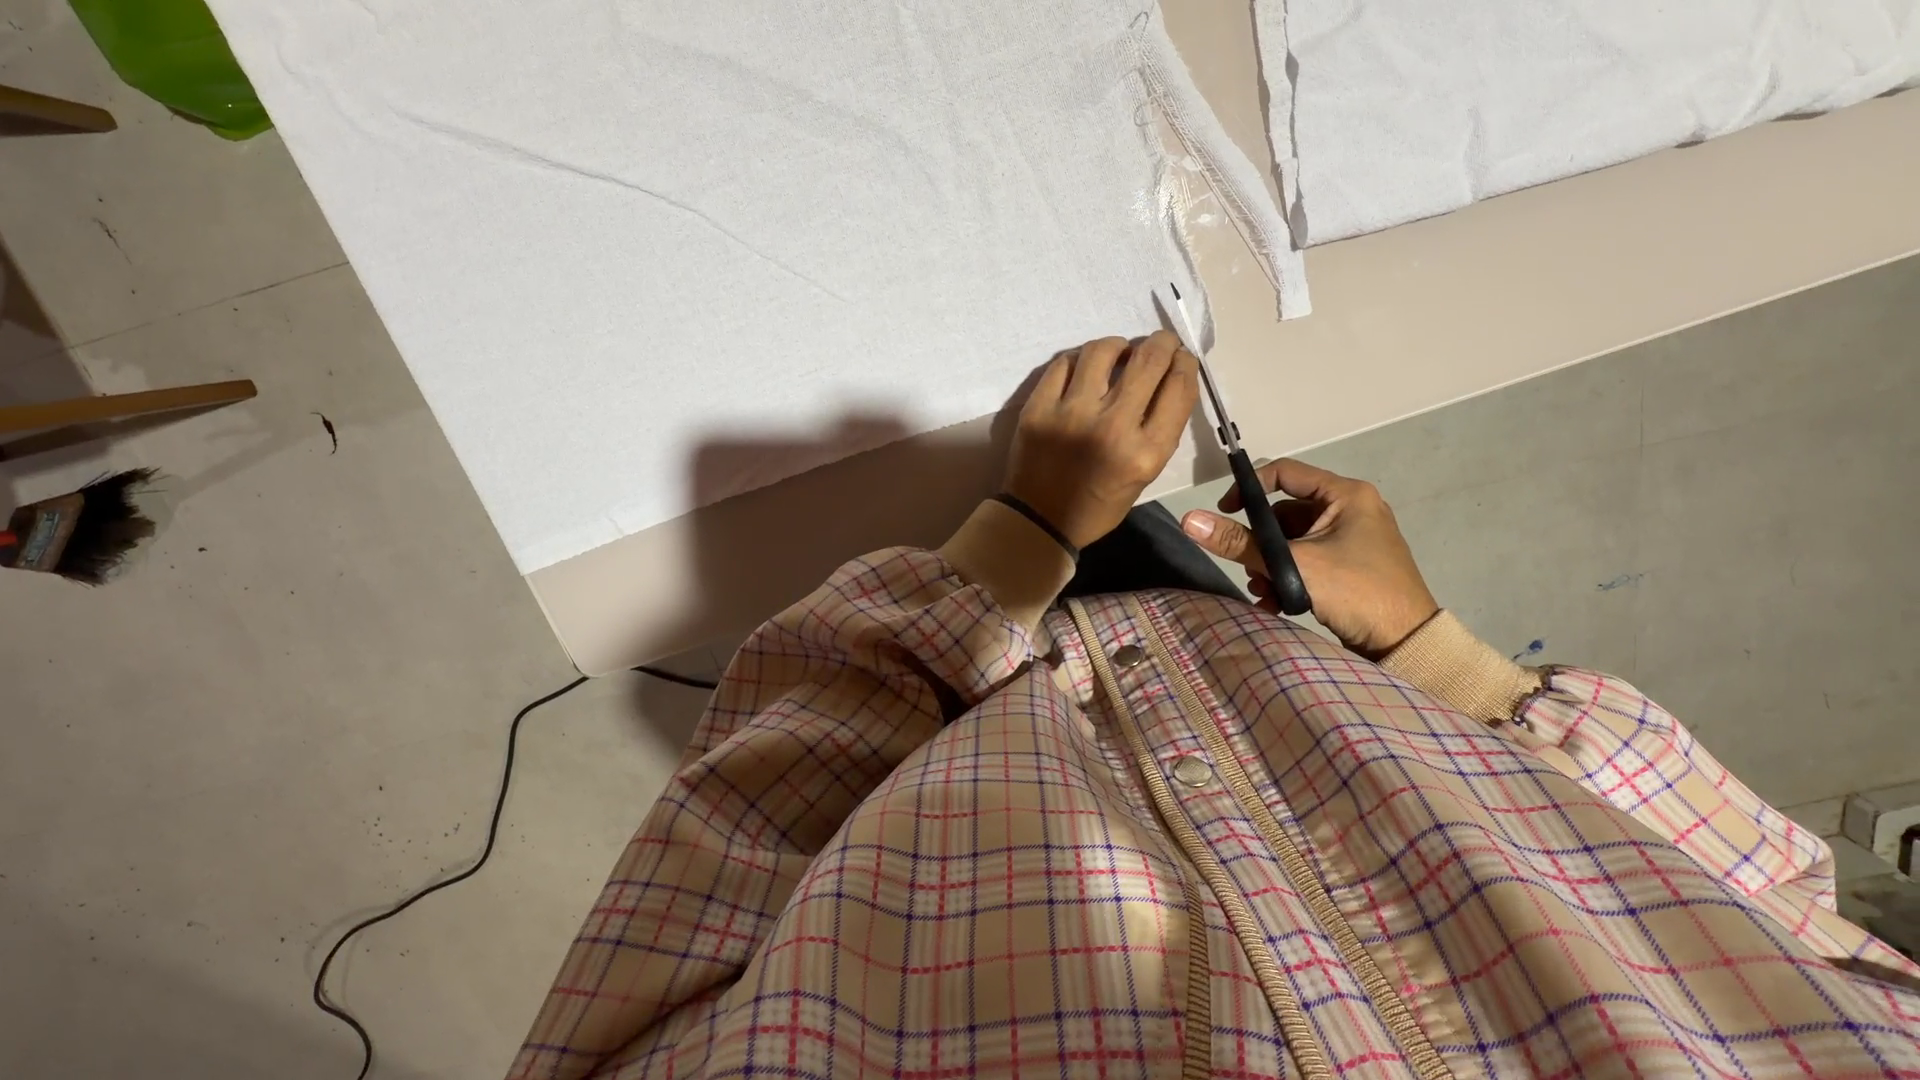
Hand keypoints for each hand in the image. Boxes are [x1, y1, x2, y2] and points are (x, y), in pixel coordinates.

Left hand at [1002, 332, 1199, 549]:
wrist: (1040, 520)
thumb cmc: (1099, 503)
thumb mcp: (1145, 475)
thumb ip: (1159, 429)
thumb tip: (1168, 377)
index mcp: (1146, 452)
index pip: (1179, 388)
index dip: (1186, 363)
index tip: (1181, 357)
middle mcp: (1113, 427)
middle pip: (1148, 360)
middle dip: (1161, 343)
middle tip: (1159, 342)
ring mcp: (1072, 414)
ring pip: (1103, 350)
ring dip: (1119, 345)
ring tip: (1119, 352)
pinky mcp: (1038, 409)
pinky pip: (1064, 363)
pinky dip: (1080, 359)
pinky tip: (1085, 366)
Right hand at [1180, 459, 1437, 658]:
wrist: (1406, 642)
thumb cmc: (1355, 591)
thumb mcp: (1292, 565)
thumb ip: (1238, 543)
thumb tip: (1189, 520)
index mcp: (1346, 495)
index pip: (1284, 473)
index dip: (1249, 489)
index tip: (1225, 514)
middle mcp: (1351, 509)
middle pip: (1284, 513)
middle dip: (1260, 543)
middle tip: (1246, 567)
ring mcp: (1352, 538)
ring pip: (1292, 541)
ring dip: (1270, 566)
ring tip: (1262, 592)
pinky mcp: (1350, 565)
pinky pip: (1307, 560)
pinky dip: (1288, 578)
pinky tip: (1276, 603)